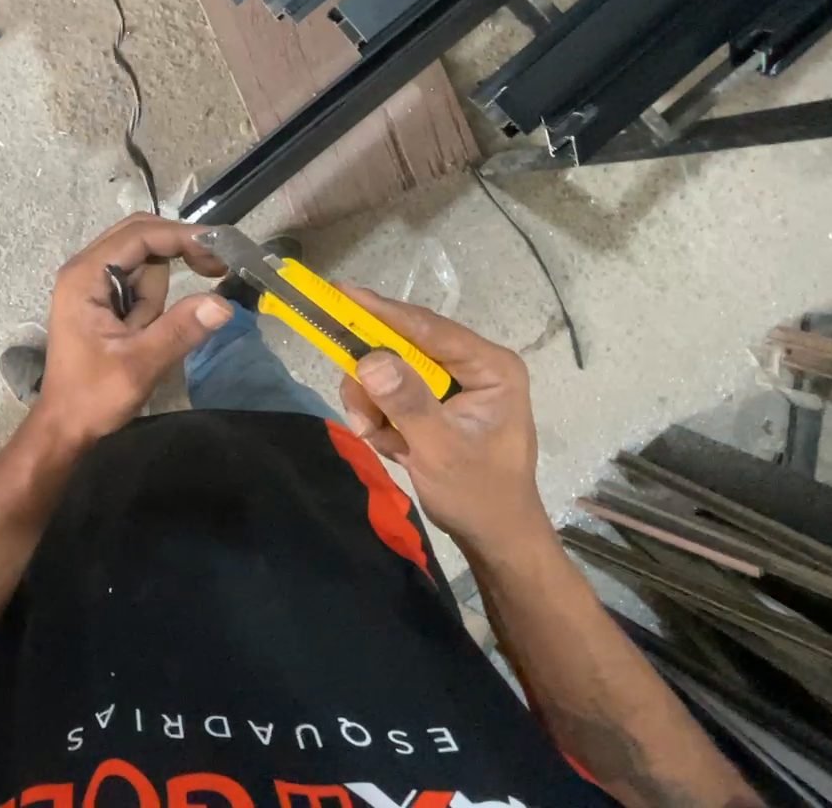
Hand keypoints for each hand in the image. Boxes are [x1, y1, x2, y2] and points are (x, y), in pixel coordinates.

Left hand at [36, 214, 233, 445]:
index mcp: (84, 276)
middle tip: (215, 270)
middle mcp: (83, 269)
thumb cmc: (94, 396)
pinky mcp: (98, 299)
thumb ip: (180, 330)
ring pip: (141, 263)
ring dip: (157, 294)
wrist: (65, 424)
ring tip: (142, 335)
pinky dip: (151, 301)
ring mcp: (89, 283)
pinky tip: (141, 331)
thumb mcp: (140, 365)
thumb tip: (223, 303)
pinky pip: (135, 283)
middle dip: (177, 253)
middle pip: (140, 237)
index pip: (139, 235)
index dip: (182, 236)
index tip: (222, 247)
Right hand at [336, 288, 550, 551]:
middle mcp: (468, 365)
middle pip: (398, 347)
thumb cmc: (480, 495)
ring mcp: (447, 382)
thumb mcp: (441, 451)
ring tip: (378, 438)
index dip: (381, 312)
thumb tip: (369, 360)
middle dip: (372, 382)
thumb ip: (407, 404)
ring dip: (370, 405)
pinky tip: (392, 444)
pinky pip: (383, 391)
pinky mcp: (428, 399)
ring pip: (384, 370)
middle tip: (362, 416)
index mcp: (489, 367)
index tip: (339, 294)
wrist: (491, 536)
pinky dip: (376, 417)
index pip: (427, 328)